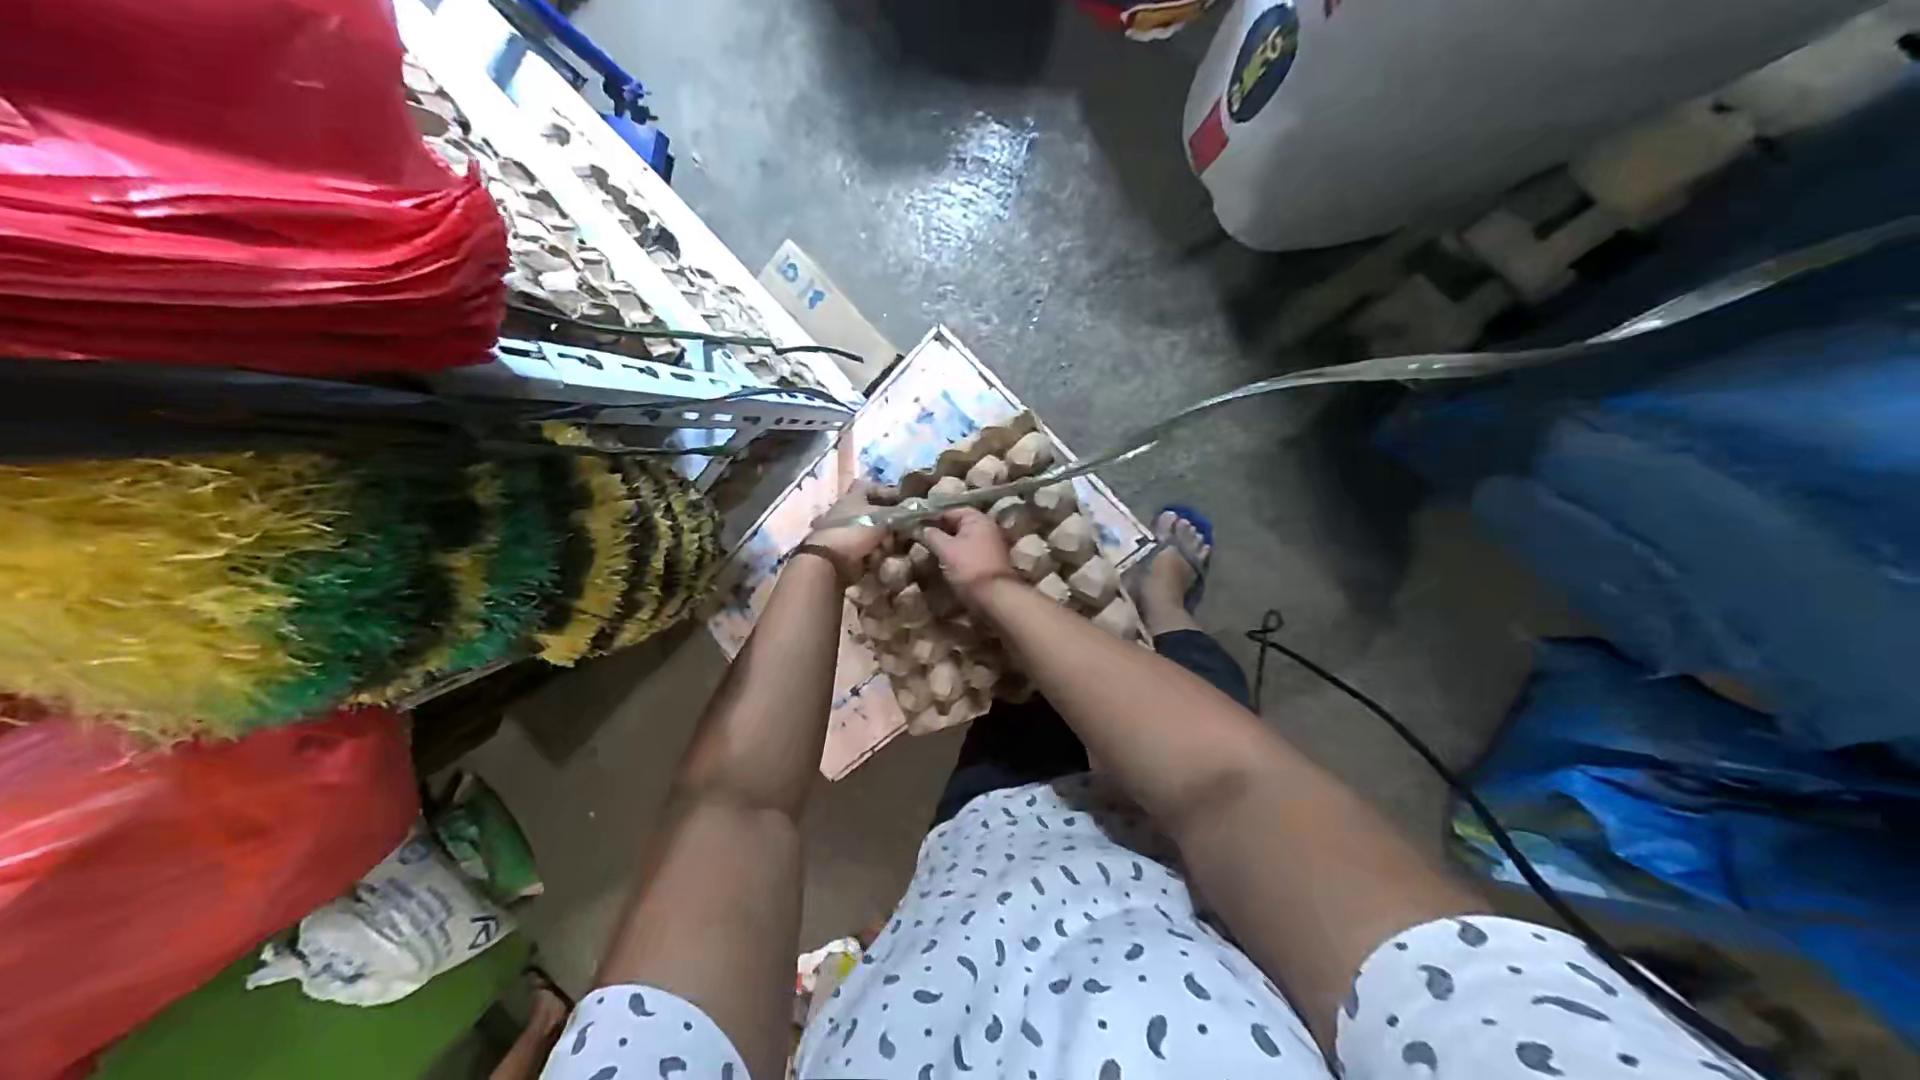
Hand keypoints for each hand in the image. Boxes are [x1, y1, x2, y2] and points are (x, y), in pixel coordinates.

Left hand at [804, 479, 897, 567]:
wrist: (830, 561)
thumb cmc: (856, 530)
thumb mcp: (883, 517)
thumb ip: (902, 512)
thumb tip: (919, 507)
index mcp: (853, 497)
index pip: (870, 486)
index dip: (887, 491)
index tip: (903, 501)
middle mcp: (849, 512)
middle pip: (876, 513)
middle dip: (890, 524)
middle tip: (899, 532)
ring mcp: (848, 532)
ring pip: (875, 534)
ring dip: (883, 543)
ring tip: (885, 549)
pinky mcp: (848, 551)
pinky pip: (869, 550)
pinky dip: (875, 555)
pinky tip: (877, 559)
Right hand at [917, 508, 1016, 602]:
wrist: (994, 597)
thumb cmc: (968, 567)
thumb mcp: (945, 549)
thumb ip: (932, 536)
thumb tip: (922, 528)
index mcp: (978, 519)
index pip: (951, 511)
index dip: (933, 517)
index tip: (917, 525)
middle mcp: (987, 528)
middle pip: (958, 525)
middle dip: (941, 531)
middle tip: (921, 538)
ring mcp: (990, 545)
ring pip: (963, 539)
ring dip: (949, 544)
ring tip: (930, 550)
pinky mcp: (990, 561)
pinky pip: (969, 551)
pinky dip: (957, 554)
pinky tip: (945, 561)